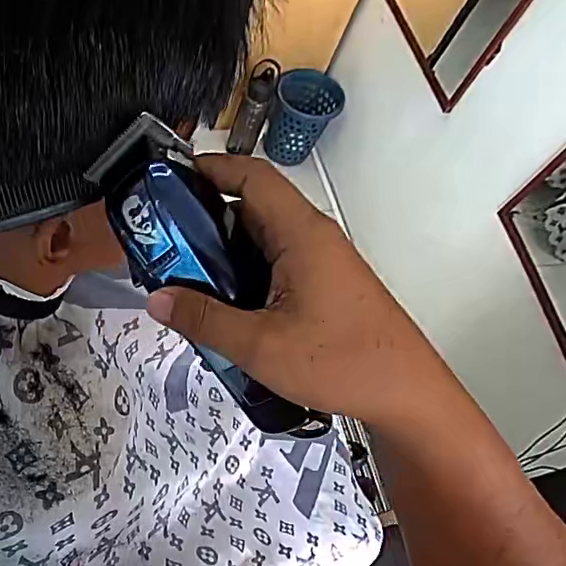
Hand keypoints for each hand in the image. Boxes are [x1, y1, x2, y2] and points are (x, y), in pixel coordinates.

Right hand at [144, 155, 446, 429]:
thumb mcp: (260, 345)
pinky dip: (244, 281)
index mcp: (302, 236)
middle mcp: (313, 241)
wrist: (403, 395)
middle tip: (166, 250)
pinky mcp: (321, 289)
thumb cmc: (351, 364)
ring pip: (260, 244)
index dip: (209, 170)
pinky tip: (225, 314)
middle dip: (204, 225)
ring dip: (224, 259)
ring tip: (189, 286)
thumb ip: (204, 320)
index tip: (172, 181)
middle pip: (250, 210)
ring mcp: (319, 265)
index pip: (251, 176)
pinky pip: (274, 270)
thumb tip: (162, 301)